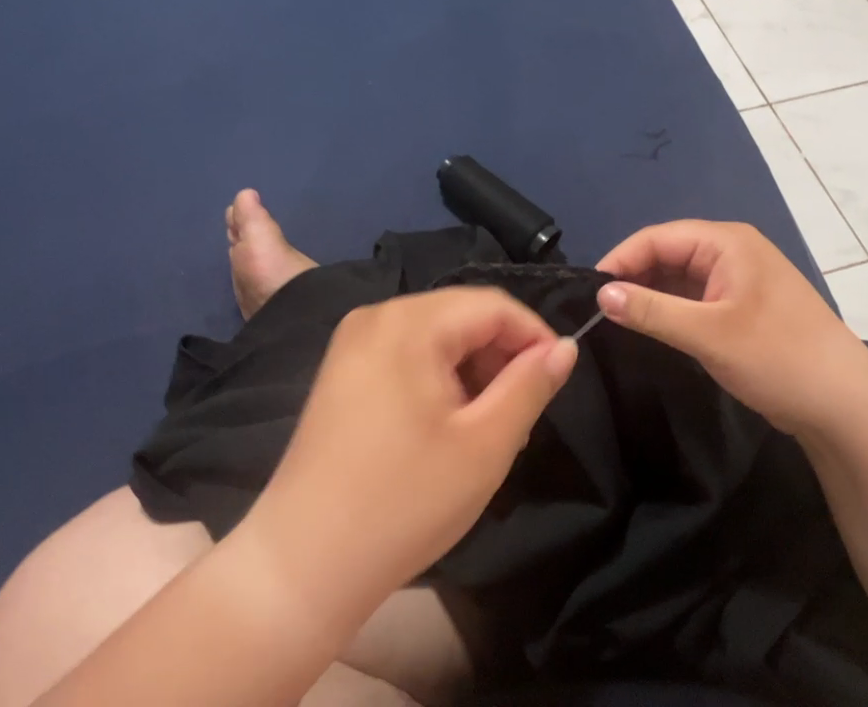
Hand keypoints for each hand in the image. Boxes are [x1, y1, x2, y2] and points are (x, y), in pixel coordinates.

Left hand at [236, 286, 576, 628]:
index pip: (492, 305)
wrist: (303, 563)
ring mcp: (350, 345)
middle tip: (521, 414)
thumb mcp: (485, 444)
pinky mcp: (339, 374)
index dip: (535, 336)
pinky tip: (445, 427)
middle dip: (501, 356)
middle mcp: (374, 317)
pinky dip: (438, 380)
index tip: (558, 381)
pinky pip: (405, 355)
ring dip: (472, 370)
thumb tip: (564, 347)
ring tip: (487, 427)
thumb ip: (530, 386)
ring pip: (435, 337)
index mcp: (408, 322)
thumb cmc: (404, 501)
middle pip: (461, 315)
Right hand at [596, 220, 867, 433]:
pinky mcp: (744, 308)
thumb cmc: (778, 358)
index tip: (588, 292)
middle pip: (668, 253)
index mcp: (728, 242)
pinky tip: (651, 329)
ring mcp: (741, 280)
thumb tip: (601, 294)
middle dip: (634, 277)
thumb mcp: (708, 334)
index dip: (621, 260)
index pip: (658, 237)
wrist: (844, 405)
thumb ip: (651, 311)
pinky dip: (671, 310)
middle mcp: (733, 252)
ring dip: (651, 295)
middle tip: (598, 310)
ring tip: (617, 321)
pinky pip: (696, 298)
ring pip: (681, 278)